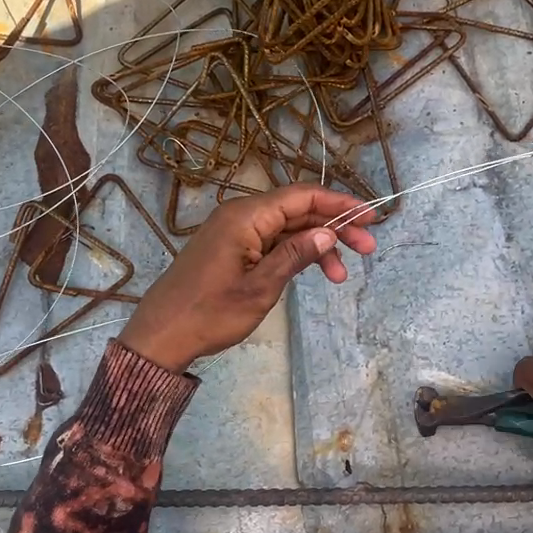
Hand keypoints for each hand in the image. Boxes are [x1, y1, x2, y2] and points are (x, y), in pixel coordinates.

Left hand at [119, 185, 376, 371]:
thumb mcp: (260, 288)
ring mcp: (236, 232)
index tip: (371, 217)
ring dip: (317, 245)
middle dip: (335, 226)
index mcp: (246, 216)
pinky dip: (296, 254)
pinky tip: (315, 272)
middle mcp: (241, 215)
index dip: (340, 203)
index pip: (302, 196)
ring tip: (341, 276)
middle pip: (298, 210)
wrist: (161, 336)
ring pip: (288, 228)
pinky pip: (272, 241)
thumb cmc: (210, 313)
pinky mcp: (233, 249)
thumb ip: (295, 256)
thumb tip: (328, 231)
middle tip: (368, 249)